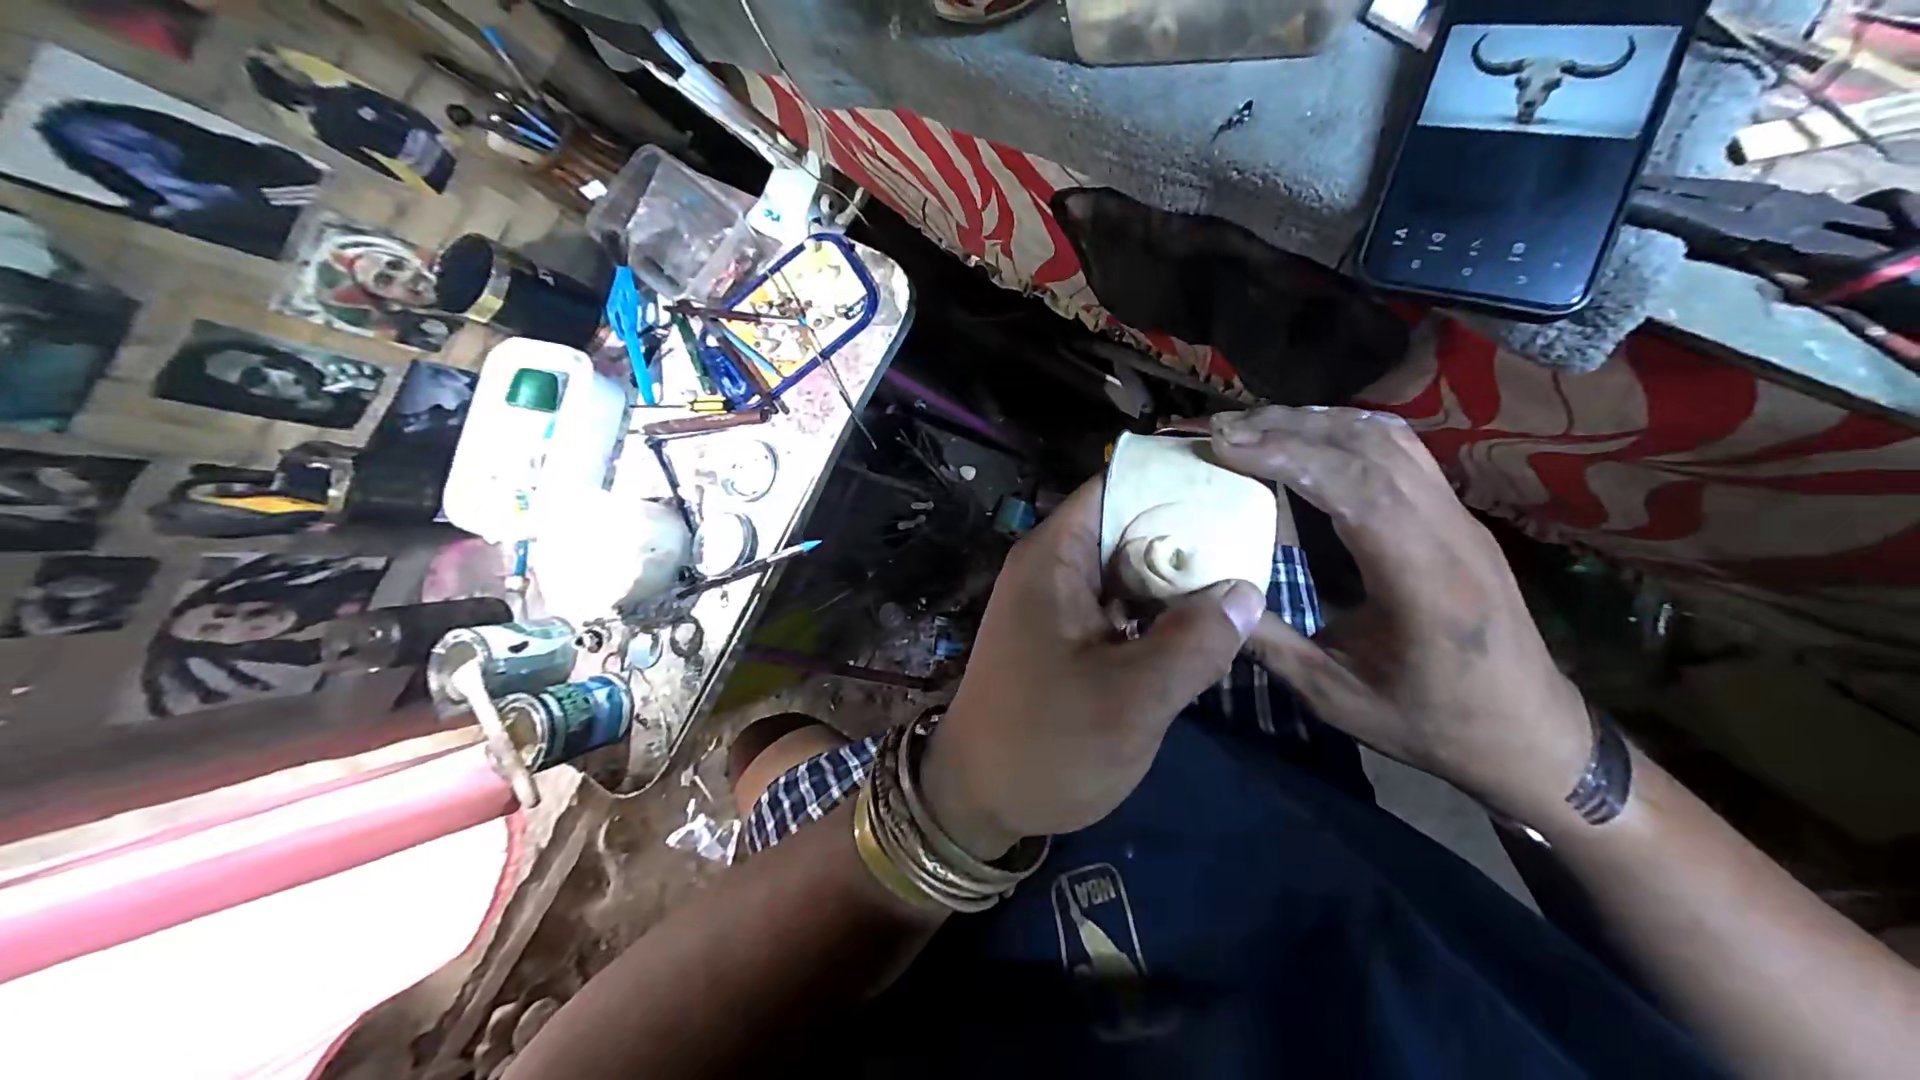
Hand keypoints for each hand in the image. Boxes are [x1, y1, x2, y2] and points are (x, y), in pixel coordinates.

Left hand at [919, 477, 1266, 857]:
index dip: (1177, 480)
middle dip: (1190, 531)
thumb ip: (1195, 641)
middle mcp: (1052, 566)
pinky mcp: (1065, 636)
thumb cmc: (1046, 745)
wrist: (976, 799)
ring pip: (1128, 567)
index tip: (1238, 483)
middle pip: (1129, 524)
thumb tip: (1246, 593)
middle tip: (1261, 537)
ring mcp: (1056, 602)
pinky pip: (1119, 605)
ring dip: (1178, 576)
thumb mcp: (1133, 698)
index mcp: (1055, 557)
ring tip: (1248, 574)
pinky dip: (1158, 610)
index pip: (1119, 485)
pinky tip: (1204, 623)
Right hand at [1208, 406, 1594, 832]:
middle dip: (1287, 427)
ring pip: (1388, 438)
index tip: (1223, 444)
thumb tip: (1209, 599)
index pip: (1355, 487)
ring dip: (1315, 422)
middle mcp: (1450, 532)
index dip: (1285, 455)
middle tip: (1220, 428)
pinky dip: (1344, 431)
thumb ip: (1270, 644)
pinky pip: (1400, 451)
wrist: (1530, 734)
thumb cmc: (1433, 723)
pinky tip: (1305, 438)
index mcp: (1424, 579)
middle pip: (1370, 446)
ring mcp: (1460, 518)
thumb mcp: (1336, 697)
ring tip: (1252, 426)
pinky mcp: (1456, 517)